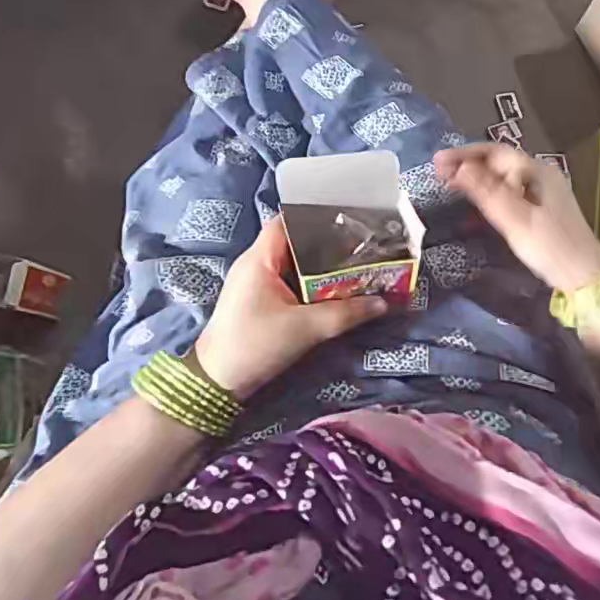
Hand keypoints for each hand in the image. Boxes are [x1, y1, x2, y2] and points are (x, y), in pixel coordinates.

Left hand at [193, 218, 387, 396]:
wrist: (216, 382)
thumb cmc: (256, 345)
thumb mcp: (305, 329)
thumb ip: (346, 314)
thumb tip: (383, 303)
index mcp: (260, 259)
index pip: (287, 220)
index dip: (316, 218)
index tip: (347, 223)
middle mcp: (254, 263)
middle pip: (293, 241)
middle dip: (325, 243)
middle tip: (359, 247)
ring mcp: (253, 282)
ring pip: (291, 262)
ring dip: (318, 265)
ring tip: (352, 266)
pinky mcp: (256, 300)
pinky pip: (286, 280)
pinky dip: (308, 282)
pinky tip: (331, 290)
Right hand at [437, 144, 599, 290]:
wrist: (584, 276)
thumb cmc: (551, 247)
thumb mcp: (515, 219)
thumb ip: (487, 192)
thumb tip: (459, 168)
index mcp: (536, 172)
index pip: (494, 153)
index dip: (464, 154)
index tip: (437, 161)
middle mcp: (540, 175)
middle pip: (498, 162)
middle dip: (467, 163)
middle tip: (438, 172)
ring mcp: (542, 190)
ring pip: (503, 176)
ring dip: (476, 176)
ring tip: (450, 183)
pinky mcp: (541, 206)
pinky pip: (509, 189)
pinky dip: (488, 189)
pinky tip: (476, 197)